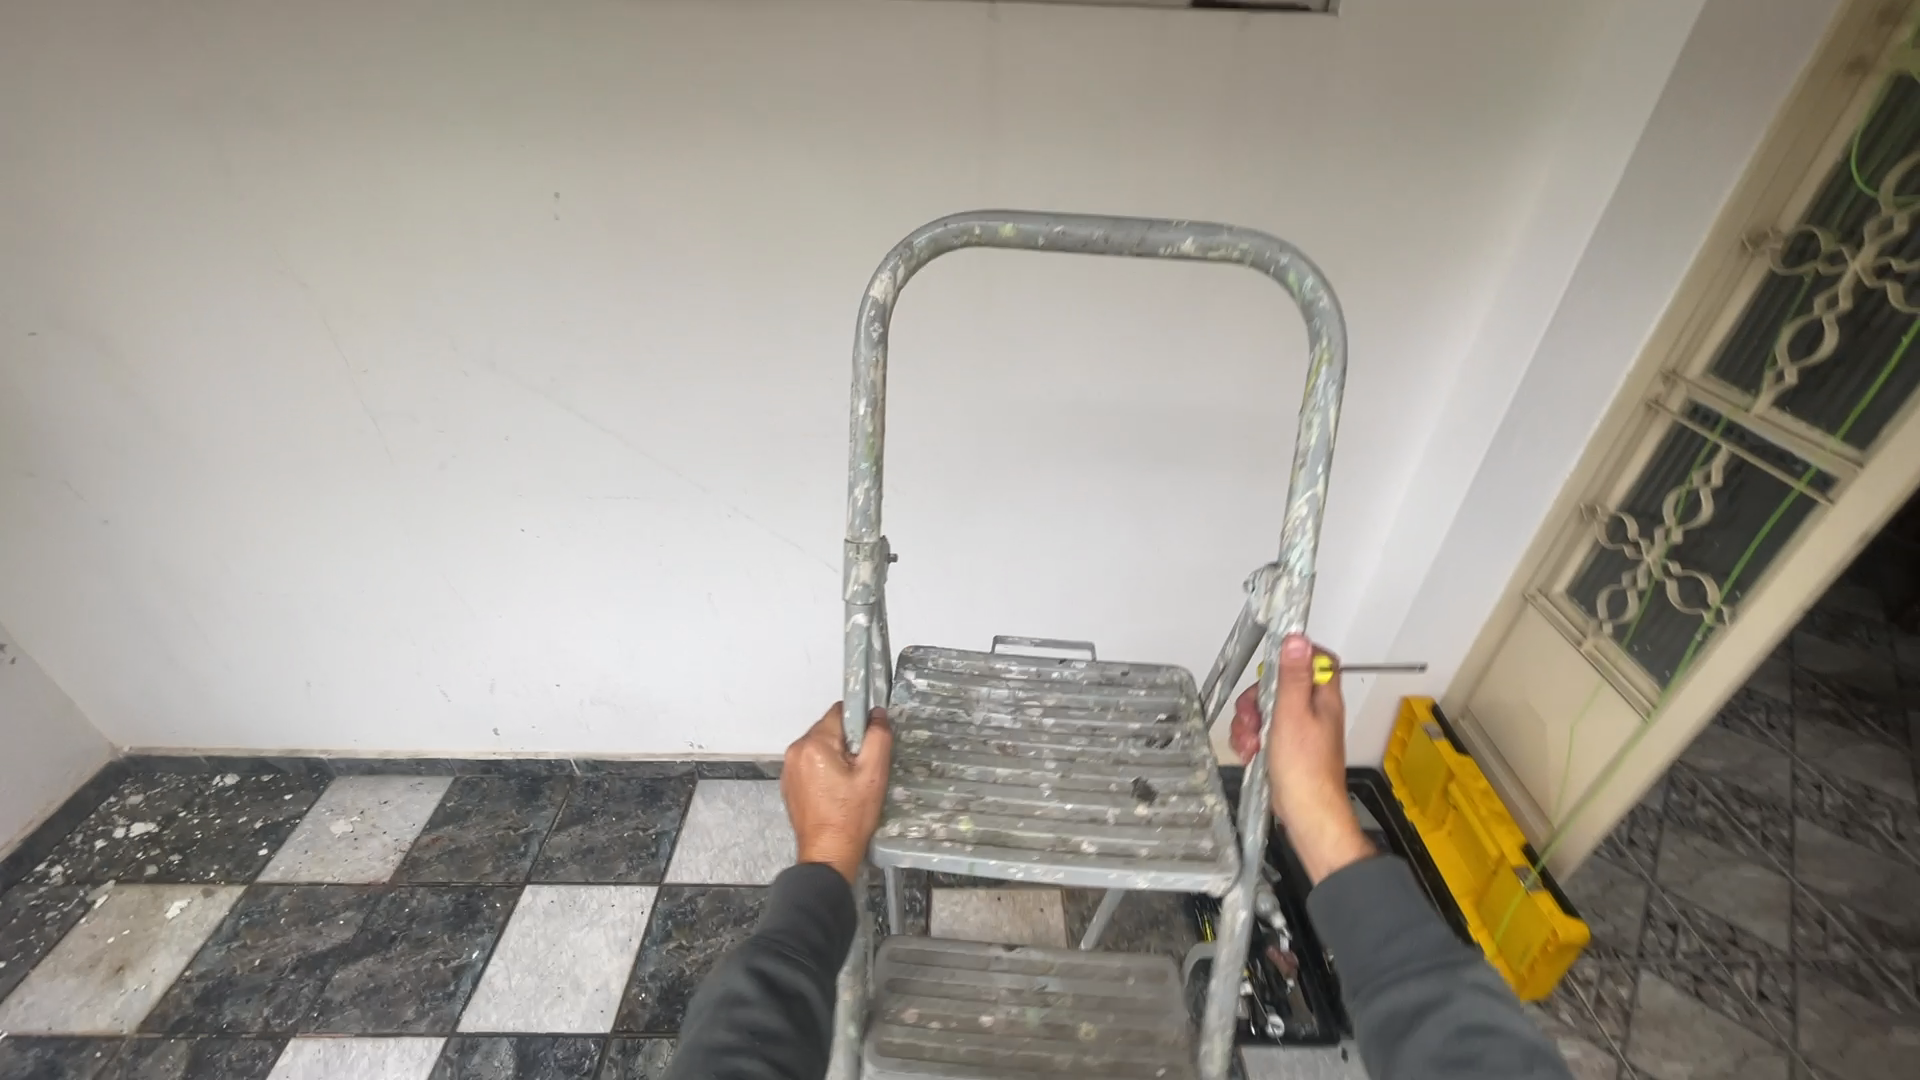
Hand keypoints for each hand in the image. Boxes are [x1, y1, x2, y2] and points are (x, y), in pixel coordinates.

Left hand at [782, 702, 893, 884]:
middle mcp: (795, 750)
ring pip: (821, 746)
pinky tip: (836, 790)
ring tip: (849, 782)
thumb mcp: (874, 773)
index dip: (860, 722)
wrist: (828, 855)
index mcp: (814, 743)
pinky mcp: (789, 783)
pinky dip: (824, 769)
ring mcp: (789, 768)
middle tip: (861, 768)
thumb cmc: (852, 815)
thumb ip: (878, 736)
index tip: (869, 744)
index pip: (840, 711)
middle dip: (848, 742)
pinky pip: (811, 763)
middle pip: (829, 729)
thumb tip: (877, 713)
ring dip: (837, 755)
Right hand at [1229, 634, 1373, 883]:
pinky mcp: (1285, 749)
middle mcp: (1314, 711)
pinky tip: (1248, 754)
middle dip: (1256, 699)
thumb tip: (1298, 638)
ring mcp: (1299, 731)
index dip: (1295, 657)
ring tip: (1248, 743)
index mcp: (1323, 698)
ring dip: (1249, 723)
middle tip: (1252, 717)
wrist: (1307, 816)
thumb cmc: (1303, 767)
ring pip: (1266, 709)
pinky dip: (1250, 740)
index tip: (1272, 666)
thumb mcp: (1292, 714)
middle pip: (1280, 685)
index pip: (1318, 660)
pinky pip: (1262, 732)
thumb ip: (1292, 676)